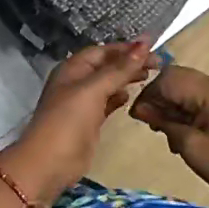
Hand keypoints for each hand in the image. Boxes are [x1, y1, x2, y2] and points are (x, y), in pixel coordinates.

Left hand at [0, 42, 155, 204]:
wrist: (50, 162)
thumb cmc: (68, 120)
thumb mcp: (93, 90)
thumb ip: (118, 70)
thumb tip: (143, 45)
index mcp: (72, 68)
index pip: (103, 50)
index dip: (126, 48)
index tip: (153, 48)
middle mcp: (76, 81)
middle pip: (106, 65)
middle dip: (129, 62)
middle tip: (157, 64)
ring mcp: (82, 102)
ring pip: (108, 83)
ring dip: (126, 78)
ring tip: (149, 77)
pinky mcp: (89, 121)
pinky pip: (106, 102)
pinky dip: (119, 97)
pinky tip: (130, 97)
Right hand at [129, 66, 208, 204]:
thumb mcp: (189, 145)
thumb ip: (164, 121)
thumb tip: (140, 109)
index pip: (169, 78)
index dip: (149, 94)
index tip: (136, 116)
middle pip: (178, 77)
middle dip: (159, 96)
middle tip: (150, 121)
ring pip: (188, 86)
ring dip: (172, 103)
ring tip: (166, 130)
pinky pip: (200, 96)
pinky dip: (186, 108)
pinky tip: (182, 130)